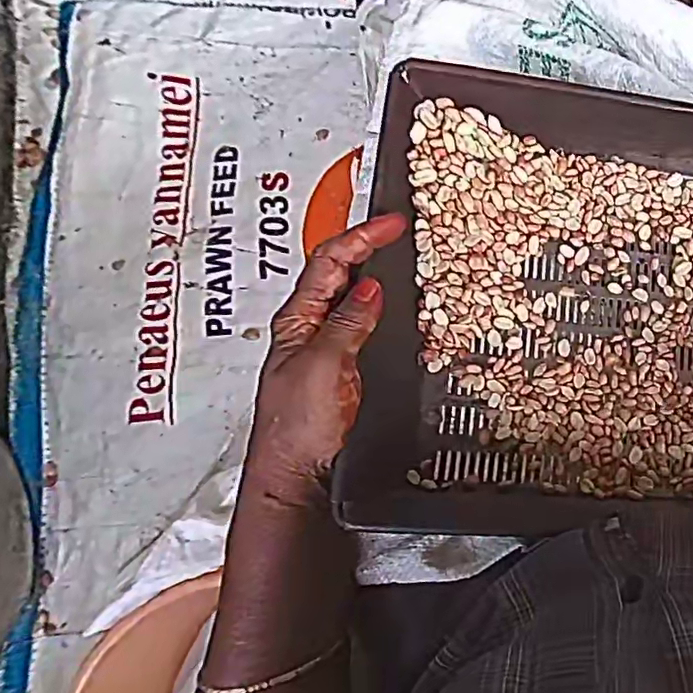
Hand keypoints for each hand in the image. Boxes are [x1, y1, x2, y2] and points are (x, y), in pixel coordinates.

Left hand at [244, 213, 407, 505]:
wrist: (297, 468)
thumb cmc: (298, 424)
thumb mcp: (323, 366)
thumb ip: (347, 324)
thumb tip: (370, 288)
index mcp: (299, 319)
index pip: (330, 262)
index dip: (361, 237)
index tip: (392, 224)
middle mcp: (310, 325)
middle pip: (336, 270)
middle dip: (365, 243)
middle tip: (395, 230)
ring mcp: (326, 343)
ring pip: (348, 293)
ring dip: (370, 269)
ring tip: (394, 254)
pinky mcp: (343, 362)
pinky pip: (359, 320)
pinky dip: (377, 302)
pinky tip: (389, 304)